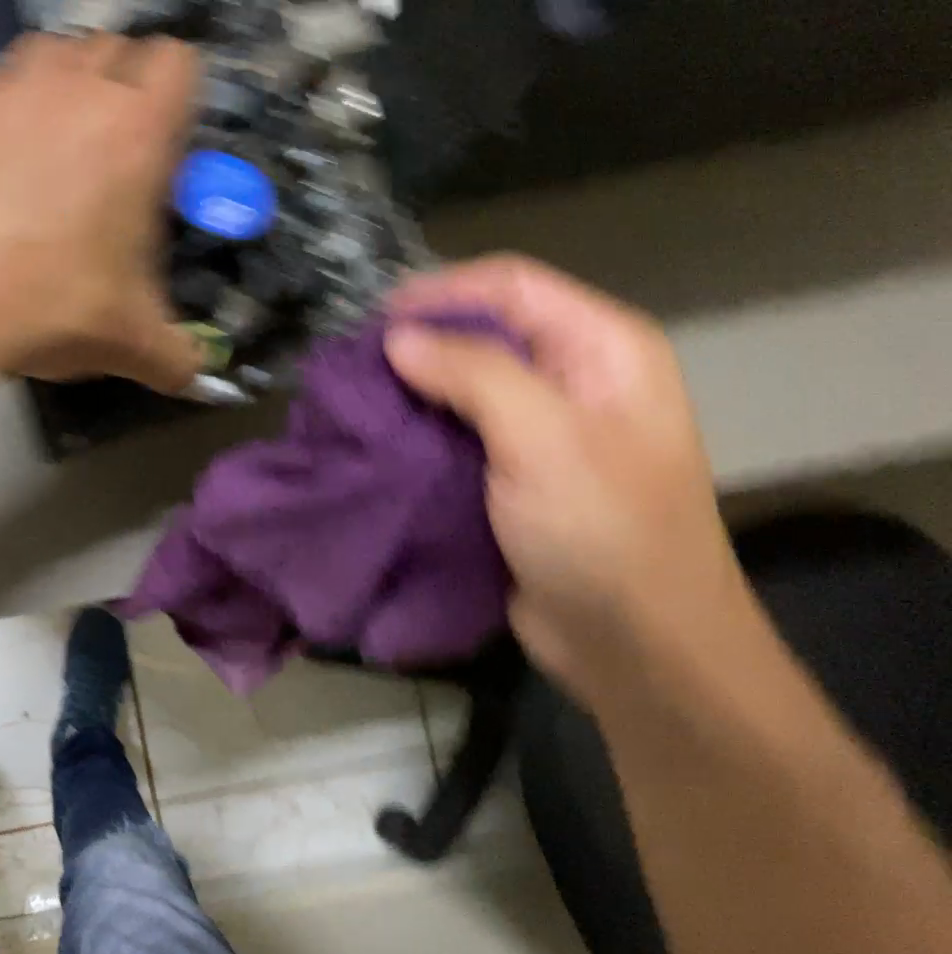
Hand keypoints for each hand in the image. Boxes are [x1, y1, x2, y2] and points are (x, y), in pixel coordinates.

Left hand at [0, 32, 204, 393]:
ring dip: (58, 86)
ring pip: (51, 52)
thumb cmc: (49, 307)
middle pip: (115, 50)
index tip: (161, 145)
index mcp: (141, 133)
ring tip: (49, 143)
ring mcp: (15, 91)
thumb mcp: (128, 341)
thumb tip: (191, 374)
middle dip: (116, 92)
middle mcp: (81, 91)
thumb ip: (174, 355)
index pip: (180, 65)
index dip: (173, 100)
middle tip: (106, 155)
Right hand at [384, 256, 755, 701]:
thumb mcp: (543, 437)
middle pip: (486, 332)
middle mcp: (574, 379)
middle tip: (353, 367)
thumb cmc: (601, 528)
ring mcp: (542, 432)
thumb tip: (398, 338)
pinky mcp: (511, 478)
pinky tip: (377, 443)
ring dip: (410, 390)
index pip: (513, 286)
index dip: (440, 292)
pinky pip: (457, 436)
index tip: (370, 322)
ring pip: (464, 386)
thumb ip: (473, 374)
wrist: (629, 638)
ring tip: (353, 403)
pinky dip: (416, 433)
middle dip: (419, 341)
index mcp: (603, 350)